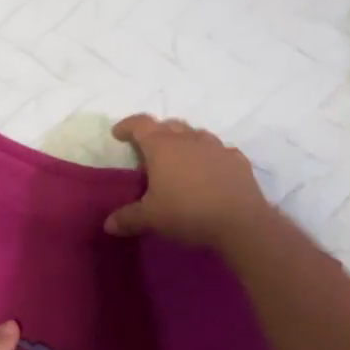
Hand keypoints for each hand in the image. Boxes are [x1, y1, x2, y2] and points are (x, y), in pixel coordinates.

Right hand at [104, 114, 271, 249]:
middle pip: (169, 125)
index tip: (118, 134)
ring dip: (184, 141)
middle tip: (149, 150)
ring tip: (179, 160)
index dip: (127, 126)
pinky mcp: (237, 160)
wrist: (240, 222)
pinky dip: (208, 157)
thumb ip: (128, 218)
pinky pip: (218, 151)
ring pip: (195, 134)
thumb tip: (108, 224)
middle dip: (156, 133)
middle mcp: (189, 139)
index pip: (141, 124)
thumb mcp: (151, 218)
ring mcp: (216, 147)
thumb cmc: (187, 212)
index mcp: (162, 147)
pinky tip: (208, 172)